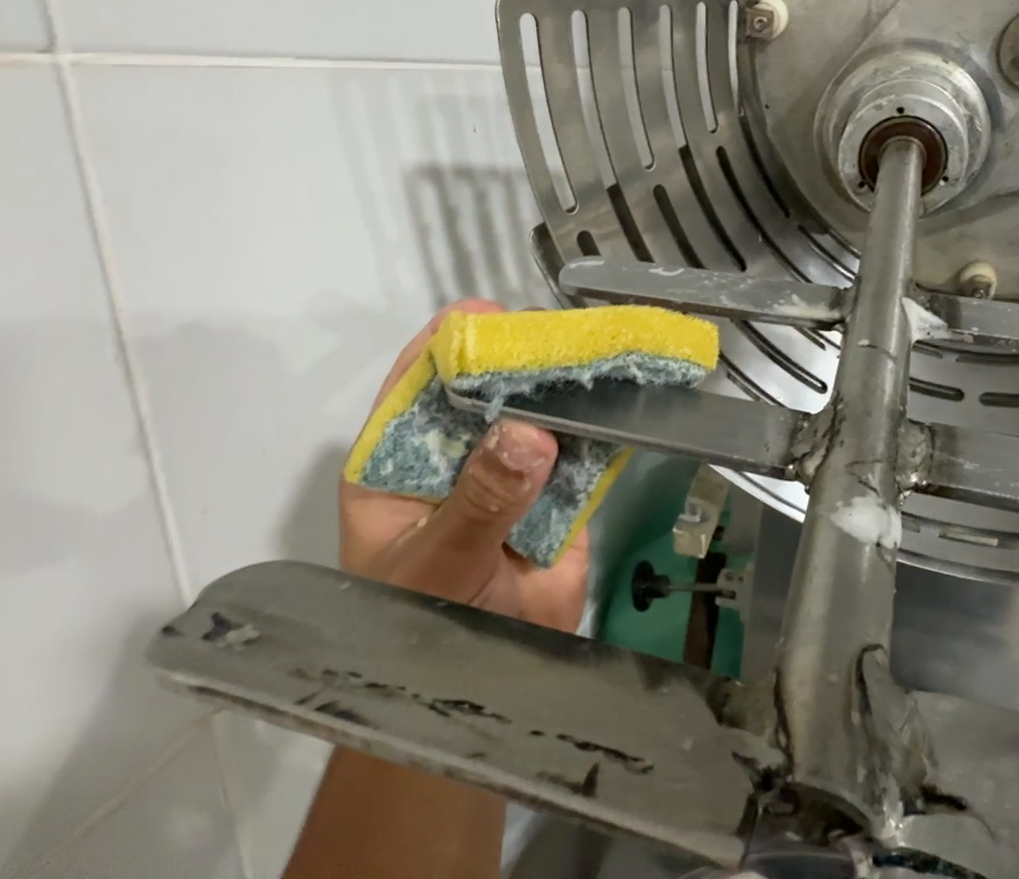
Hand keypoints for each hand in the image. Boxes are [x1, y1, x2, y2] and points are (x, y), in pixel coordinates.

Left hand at [338, 299, 590, 631]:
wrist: (484, 698)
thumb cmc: (423, 634)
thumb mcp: (438, 564)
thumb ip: (479, 502)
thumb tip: (528, 433)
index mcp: (398, 463)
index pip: (414, 386)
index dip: (447, 346)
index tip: (489, 319)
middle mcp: (453, 456)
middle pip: (483, 389)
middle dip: (518, 359)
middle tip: (558, 337)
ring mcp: (508, 474)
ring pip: (536, 413)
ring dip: (565, 386)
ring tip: (599, 352)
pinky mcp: (558, 497)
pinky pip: (581, 452)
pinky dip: (601, 426)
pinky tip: (620, 394)